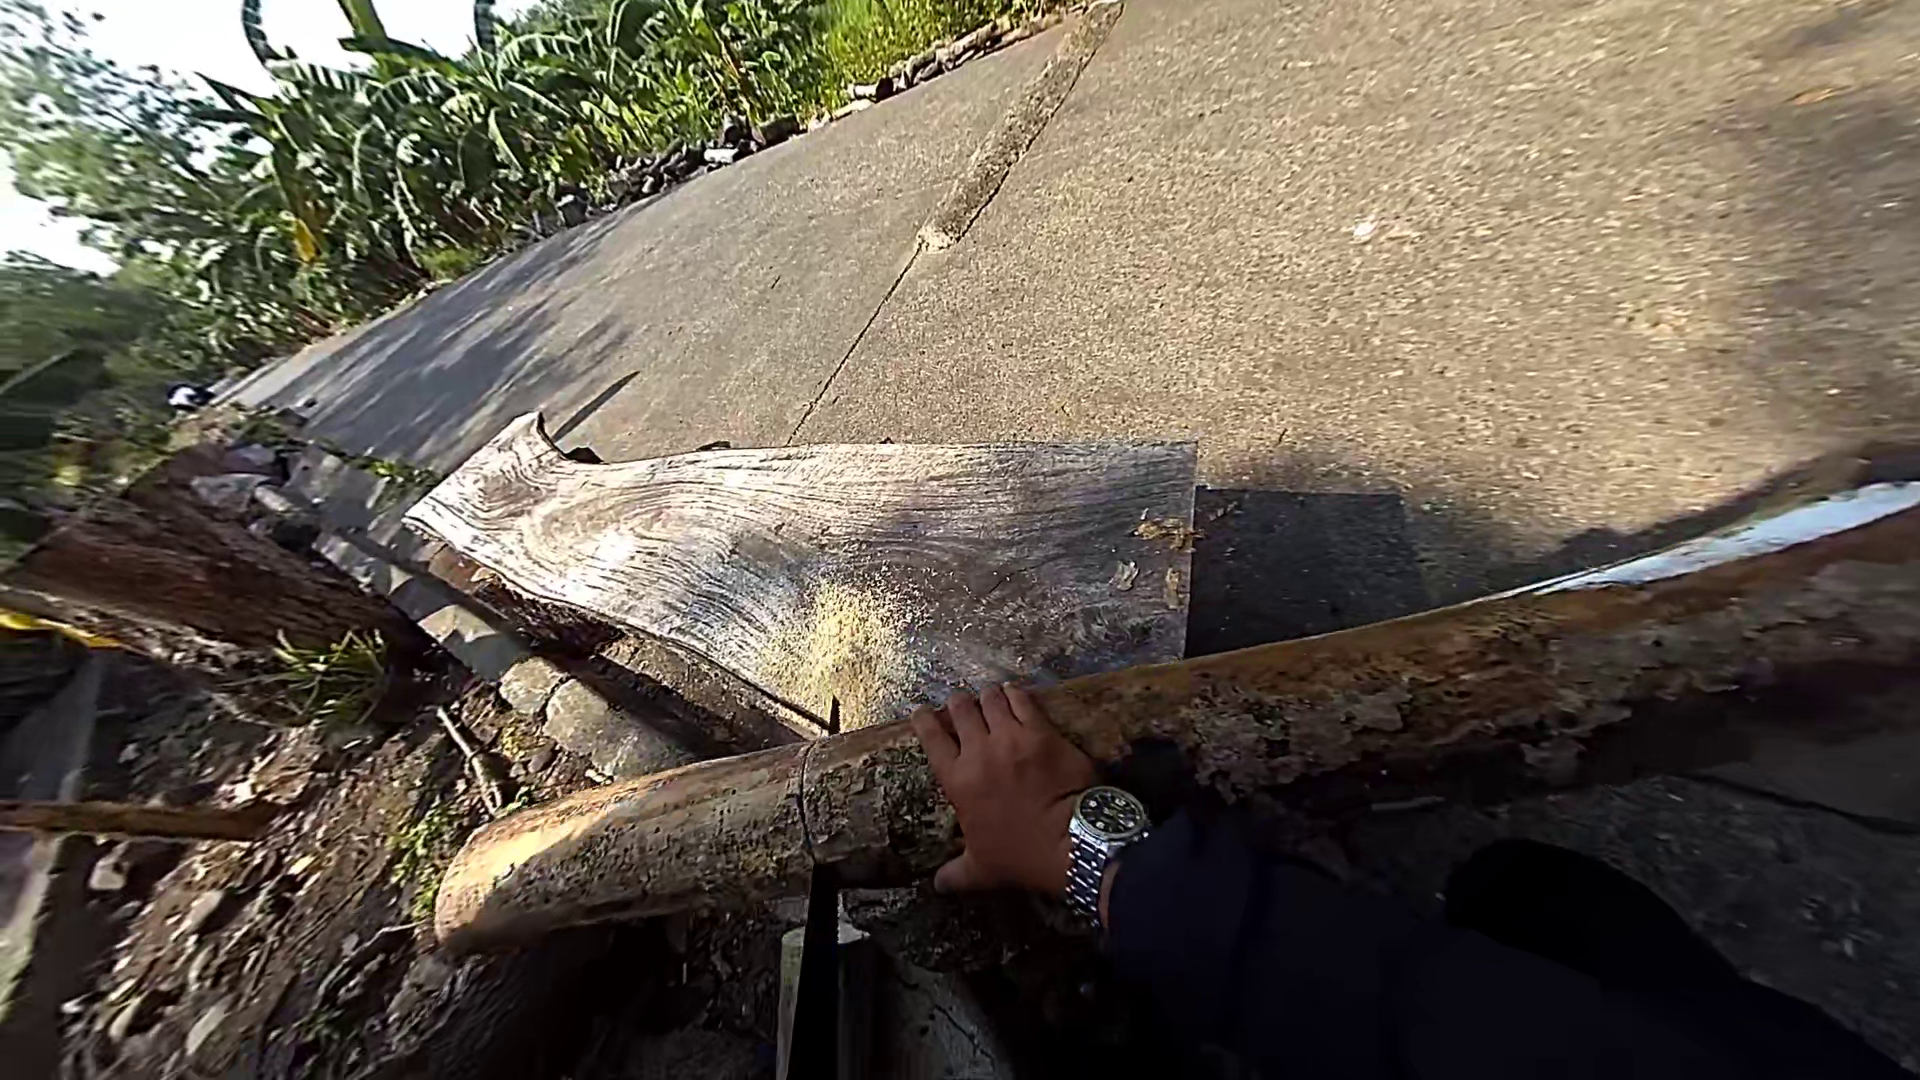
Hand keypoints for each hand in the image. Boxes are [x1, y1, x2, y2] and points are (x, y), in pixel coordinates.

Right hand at [909, 684, 1096, 893]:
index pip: (931, 738)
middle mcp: (978, 750)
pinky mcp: (1040, 730)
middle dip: (959, 704)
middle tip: (963, 706)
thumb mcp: (982, 868)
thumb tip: (937, 885)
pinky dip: (1015, 694)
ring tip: (991, 697)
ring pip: (990, 698)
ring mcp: (1010, 736)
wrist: (1071, 842)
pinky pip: (1022, 700)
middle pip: (960, 709)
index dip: (923, 720)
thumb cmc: (1021, 855)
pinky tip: (1015, 694)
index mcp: (958, 780)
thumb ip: (956, 873)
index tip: (922, 712)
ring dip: (988, 697)